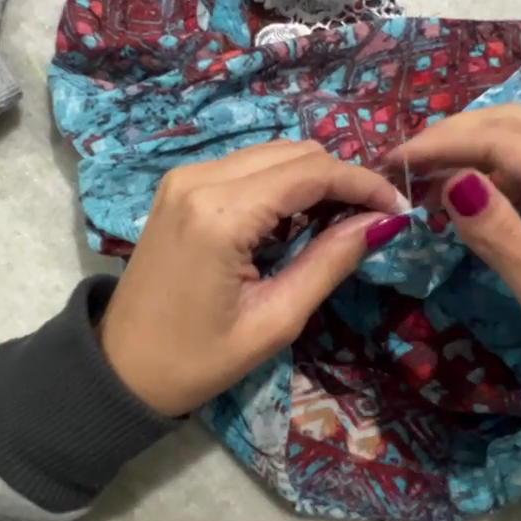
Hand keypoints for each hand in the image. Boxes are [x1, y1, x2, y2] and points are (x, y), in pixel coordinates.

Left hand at [100, 141, 410, 416]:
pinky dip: (279, 184)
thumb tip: (384, 222)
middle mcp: (199, 178)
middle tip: (371, 220)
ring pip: (270, 154)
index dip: (363, 184)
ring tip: (338, 223)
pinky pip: (245, 167)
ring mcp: (184, 178)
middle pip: (293, 152)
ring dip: (310, 179)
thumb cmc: (196, 359)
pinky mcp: (179, 186)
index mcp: (220, 213)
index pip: (311, 172)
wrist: (120, 368)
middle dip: (340, 179)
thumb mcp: (274, 319)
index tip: (399, 208)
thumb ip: (330, 261)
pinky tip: (295, 220)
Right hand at [392, 106, 520, 436]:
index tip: (392, 160)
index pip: (508, 142)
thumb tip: (451, 182)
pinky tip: (452, 198)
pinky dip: (482, 180)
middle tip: (398, 162)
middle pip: (515, 127)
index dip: (446, 143)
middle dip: (453, 134)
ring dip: (466, 152)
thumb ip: (504, 238)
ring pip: (518, 149)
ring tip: (414, 176)